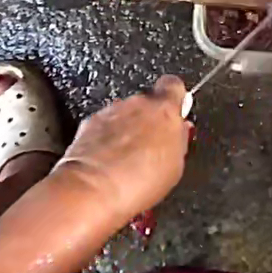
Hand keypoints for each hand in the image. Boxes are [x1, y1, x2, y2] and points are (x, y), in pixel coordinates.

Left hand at [52, 76, 190, 223]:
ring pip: (125, 115)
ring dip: (127, 130)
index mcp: (164, 110)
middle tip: (151, 147)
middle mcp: (137, 104)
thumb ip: (179, 140)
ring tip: (128, 160)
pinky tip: (110, 161)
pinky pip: (105, 125)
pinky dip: (108, 138)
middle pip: (147, 103)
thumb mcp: (175, 167)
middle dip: (149, 121)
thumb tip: (180, 131)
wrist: (95, 187)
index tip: (175, 112)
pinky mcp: (91, 121)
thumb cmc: (137, 180)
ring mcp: (112, 111)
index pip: (174, 85)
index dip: (175, 97)